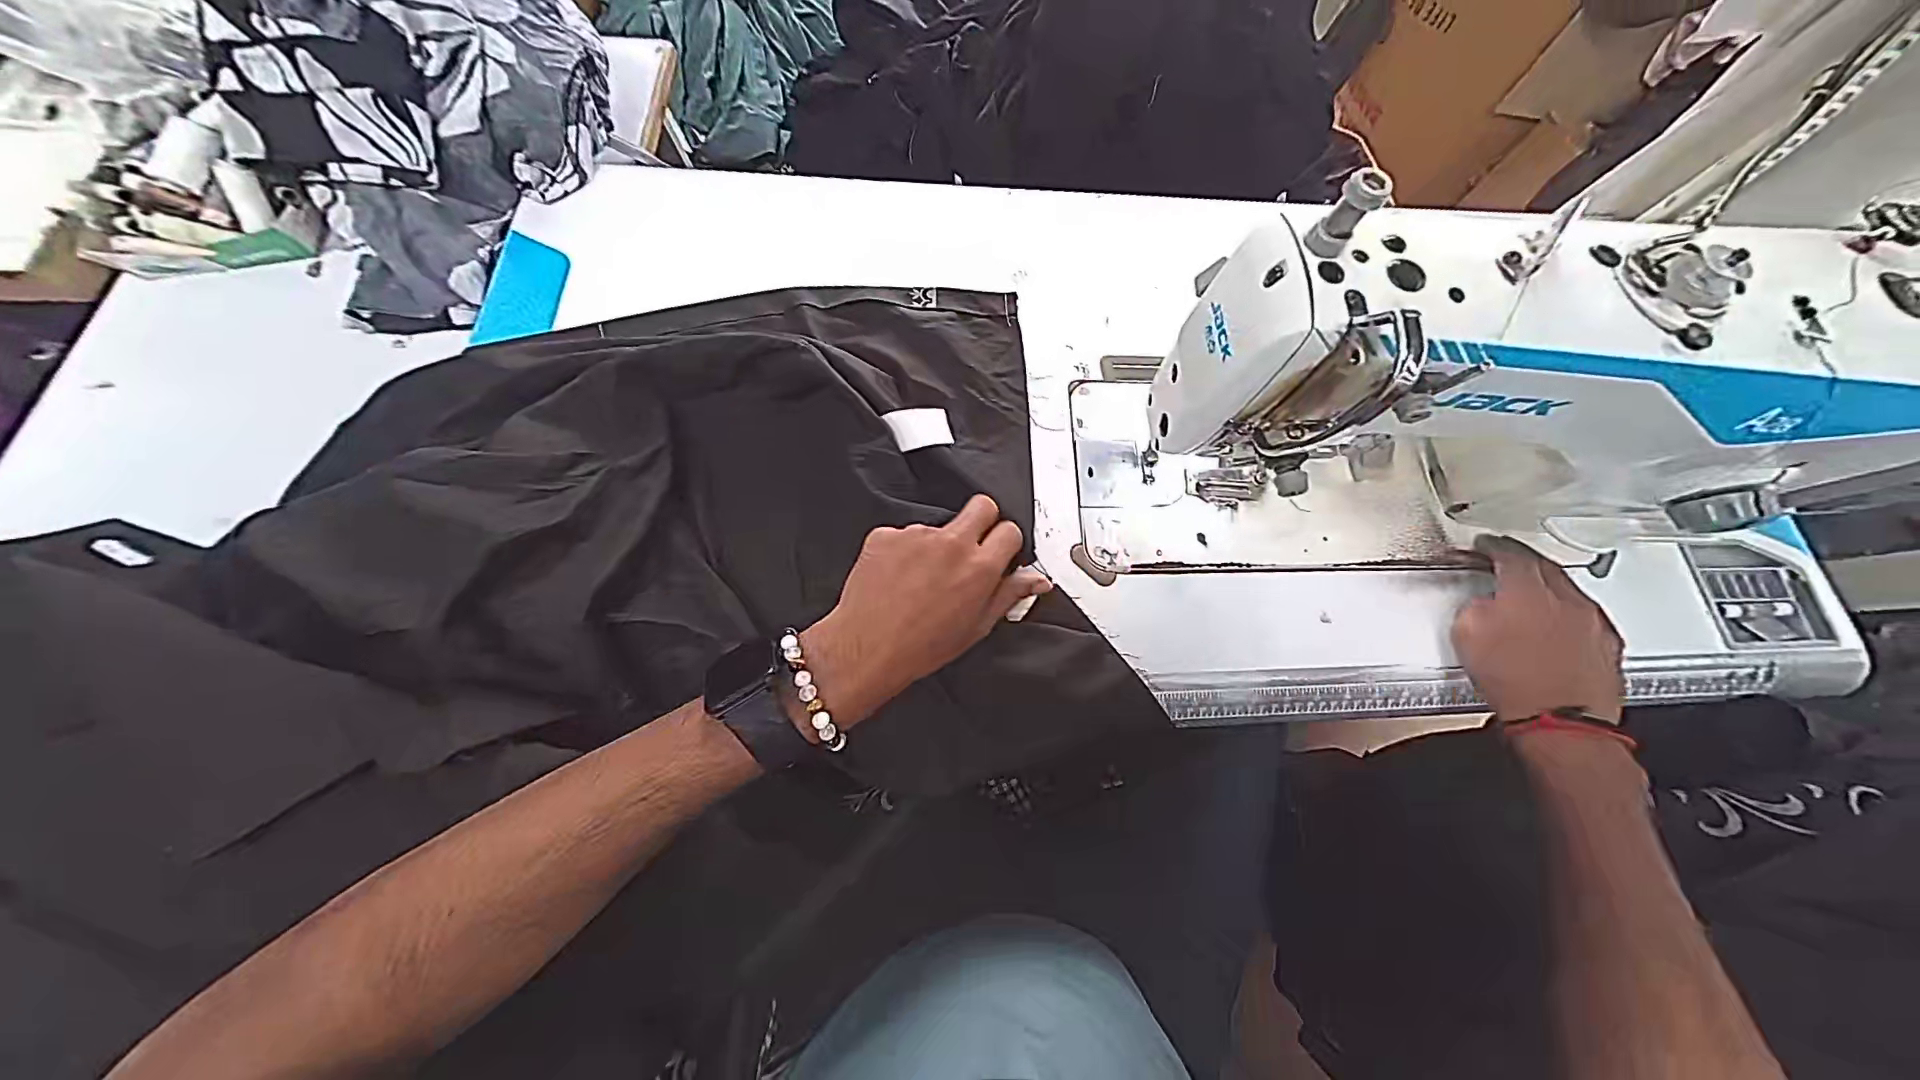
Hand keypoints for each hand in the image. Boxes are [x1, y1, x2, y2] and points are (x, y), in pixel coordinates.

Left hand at [795, 495, 1050, 732]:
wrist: (867, 649)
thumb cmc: (920, 646)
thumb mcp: (977, 627)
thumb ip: (1010, 594)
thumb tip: (1036, 580)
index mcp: (980, 568)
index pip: (1010, 530)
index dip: (1006, 541)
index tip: (998, 551)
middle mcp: (951, 545)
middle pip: (982, 505)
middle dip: (983, 519)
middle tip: (972, 544)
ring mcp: (916, 536)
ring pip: (938, 525)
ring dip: (936, 544)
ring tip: (921, 579)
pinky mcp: (886, 535)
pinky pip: (903, 533)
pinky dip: (903, 551)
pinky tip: (898, 577)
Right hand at [1452, 535, 1624, 723]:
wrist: (1558, 722)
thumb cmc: (1513, 682)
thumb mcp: (1467, 634)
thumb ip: (1474, 606)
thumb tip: (1484, 601)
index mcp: (1527, 591)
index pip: (1510, 554)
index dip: (1492, 546)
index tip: (1484, 546)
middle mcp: (1566, 599)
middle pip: (1543, 566)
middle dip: (1521, 562)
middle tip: (1503, 565)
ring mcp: (1592, 621)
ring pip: (1566, 591)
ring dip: (1544, 590)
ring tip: (1524, 602)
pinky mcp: (1607, 644)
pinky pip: (1583, 617)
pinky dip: (1564, 616)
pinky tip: (1549, 631)